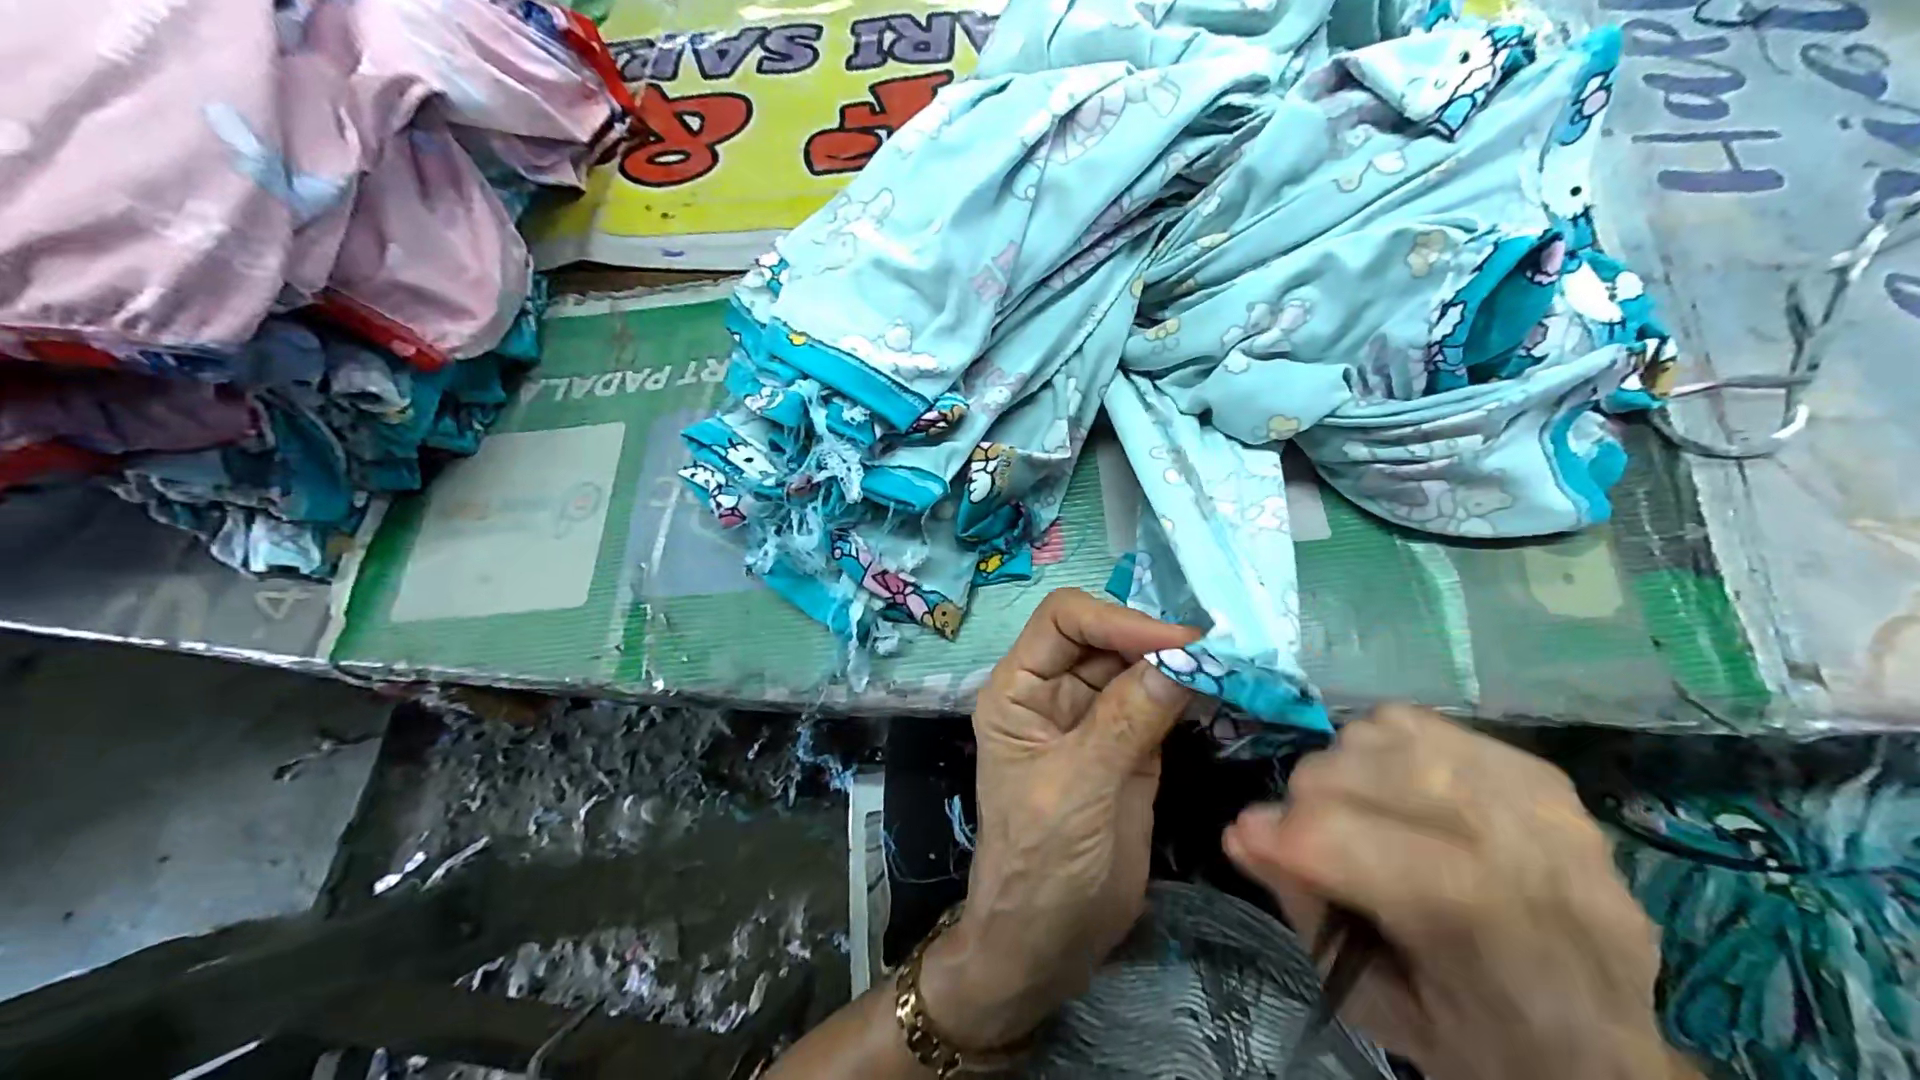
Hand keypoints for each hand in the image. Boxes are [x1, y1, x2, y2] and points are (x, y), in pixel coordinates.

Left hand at [917, 588, 1198, 1049]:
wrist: (1050, 940)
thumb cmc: (1042, 865)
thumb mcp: (1077, 787)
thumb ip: (1126, 721)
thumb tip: (1181, 659)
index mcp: (1019, 688)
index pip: (1063, 620)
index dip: (1117, 620)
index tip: (1177, 642)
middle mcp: (1054, 690)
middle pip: (1105, 636)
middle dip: (1157, 637)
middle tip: (1222, 648)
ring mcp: (1094, 715)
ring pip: (1138, 666)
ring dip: (1181, 661)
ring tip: (1234, 661)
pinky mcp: (1130, 742)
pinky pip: (1160, 701)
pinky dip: (1191, 692)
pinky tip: (1225, 687)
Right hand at [1223, 706, 1695, 1079]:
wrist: (1599, 1040)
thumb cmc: (1473, 1037)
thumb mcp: (1371, 1000)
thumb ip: (1303, 907)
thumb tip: (1239, 831)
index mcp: (1480, 929)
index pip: (1346, 839)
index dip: (1279, 835)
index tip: (1248, 843)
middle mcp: (1515, 845)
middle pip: (1347, 773)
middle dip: (1306, 805)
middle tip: (1314, 845)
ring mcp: (1530, 796)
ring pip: (1374, 734)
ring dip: (1345, 773)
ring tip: (1362, 816)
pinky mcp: (1533, 768)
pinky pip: (1415, 722)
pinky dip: (1383, 749)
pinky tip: (1400, 791)